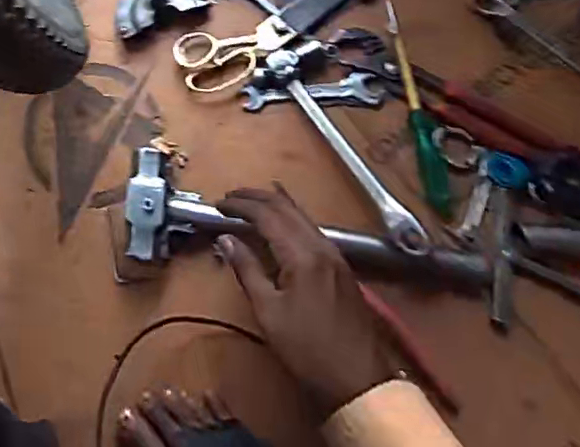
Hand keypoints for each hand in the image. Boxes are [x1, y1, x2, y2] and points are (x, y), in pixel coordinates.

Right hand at [216, 186, 395, 417]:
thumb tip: (225, 238)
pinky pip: (311, 228)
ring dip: (273, 204)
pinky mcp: (342, 267)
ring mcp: (336, 256)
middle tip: (229, 196)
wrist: (361, 383)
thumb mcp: (268, 312)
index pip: (266, 215)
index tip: (218, 205)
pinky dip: (290, 216)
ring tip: (249, 202)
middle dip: (255, 196)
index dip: (239, 205)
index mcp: (303, 256)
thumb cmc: (308, 349)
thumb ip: (246, 269)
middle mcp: (322, 247)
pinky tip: (281, 220)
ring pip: (301, 215)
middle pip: (286, 207)